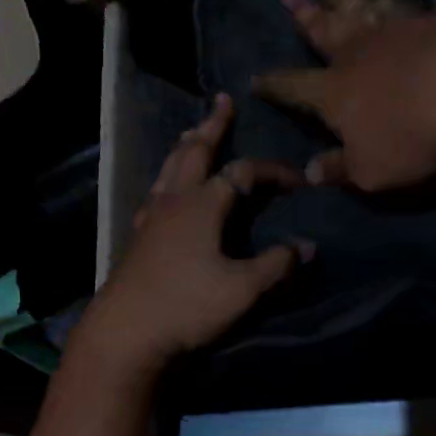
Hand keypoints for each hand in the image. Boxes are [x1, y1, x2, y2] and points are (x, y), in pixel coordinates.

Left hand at [79, 94, 307, 372]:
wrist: (128, 332)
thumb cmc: (188, 305)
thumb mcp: (243, 288)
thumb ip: (276, 265)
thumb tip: (308, 247)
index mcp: (202, 205)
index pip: (242, 173)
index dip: (273, 171)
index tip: (299, 179)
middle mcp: (174, 201)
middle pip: (194, 153)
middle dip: (212, 127)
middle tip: (223, 103)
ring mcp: (151, 218)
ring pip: (170, 170)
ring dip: (186, 148)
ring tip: (193, 134)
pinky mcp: (139, 239)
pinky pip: (156, 194)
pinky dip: (167, 181)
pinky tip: (165, 192)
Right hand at [254, 0, 435, 191]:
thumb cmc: (409, 139)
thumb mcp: (369, 171)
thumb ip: (338, 169)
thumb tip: (310, 171)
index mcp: (331, 92)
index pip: (293, 87)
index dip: (273, 85)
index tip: (255, 79)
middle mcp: (353, 53)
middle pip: (322, 30)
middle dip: (304, 14)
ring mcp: (389, 31)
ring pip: (357, 8)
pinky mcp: (424, 19)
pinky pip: (395, 4)